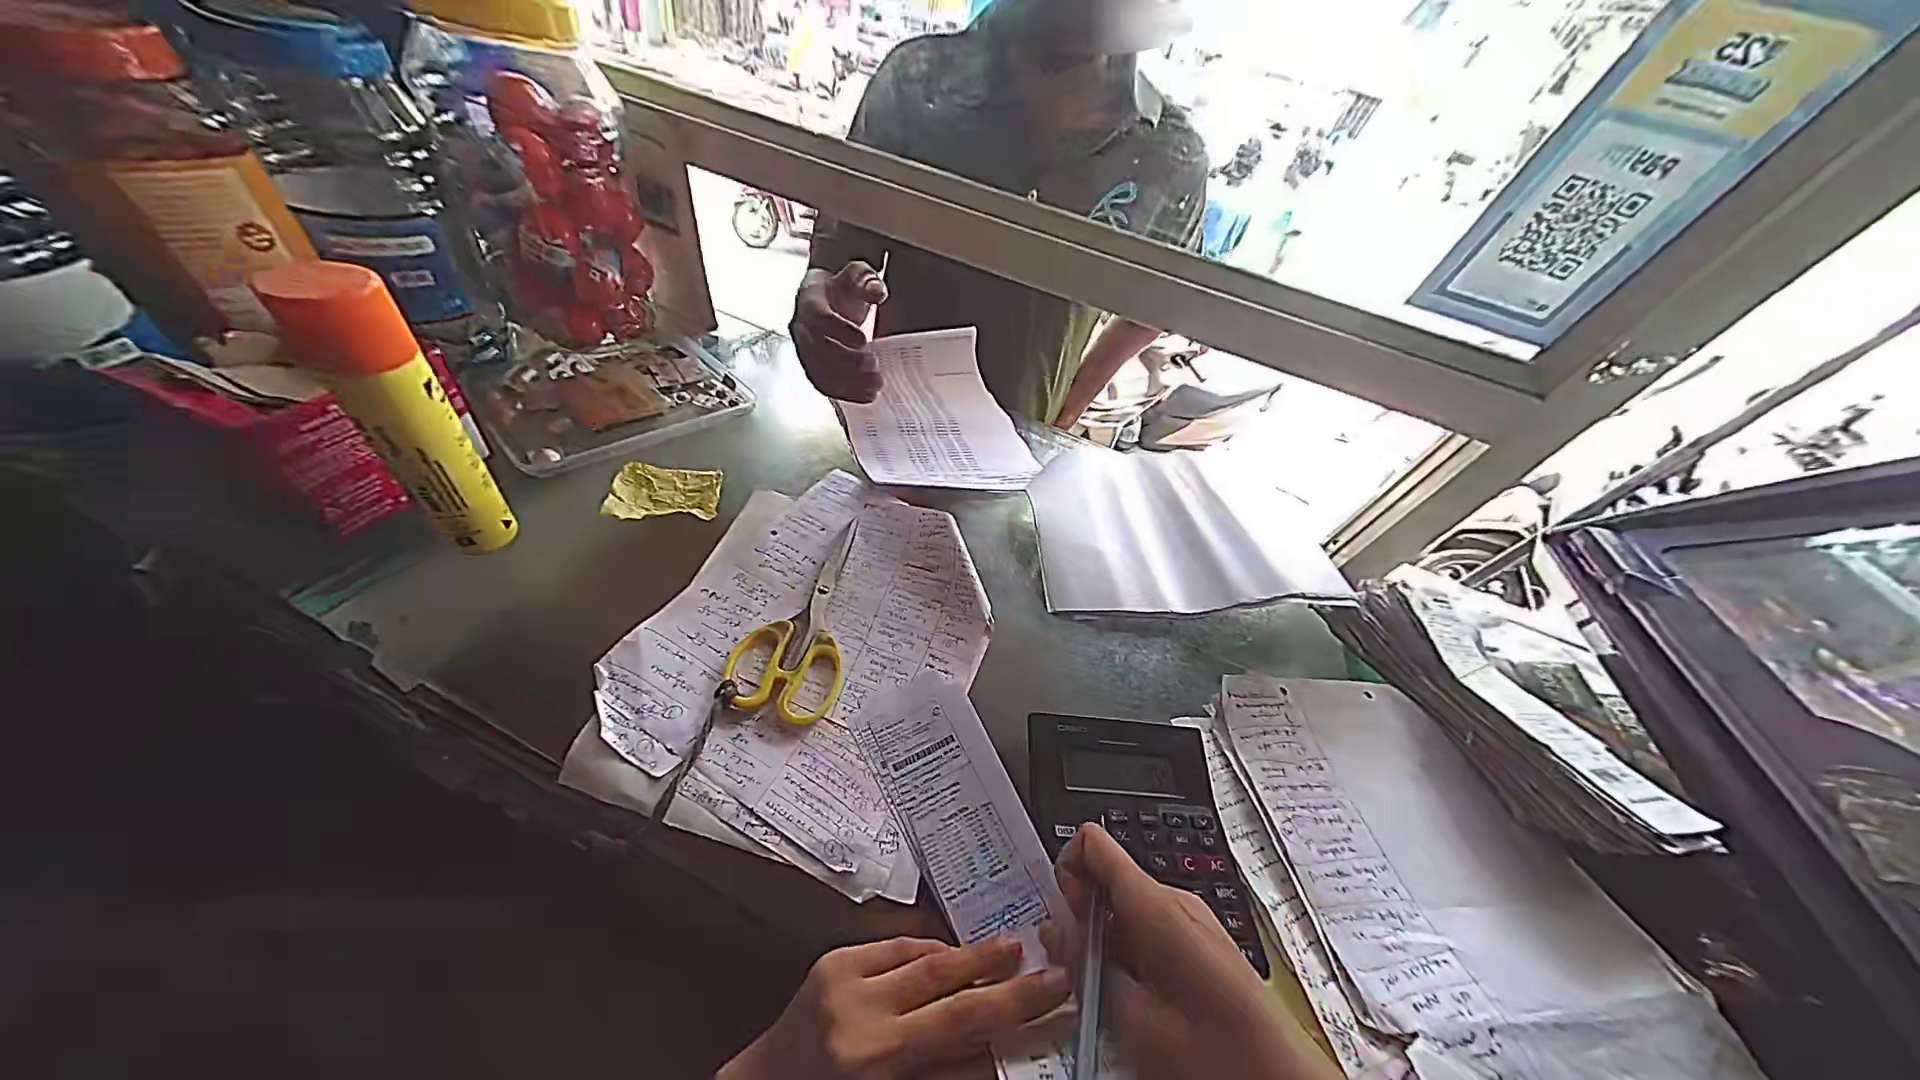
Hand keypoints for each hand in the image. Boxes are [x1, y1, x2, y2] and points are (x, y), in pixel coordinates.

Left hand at [719, 936, 1069, 1079]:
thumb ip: (943, 1067)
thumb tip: (996, 1043)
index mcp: (872, 1056)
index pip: (959, 1020)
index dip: (1011, 1002)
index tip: (1048, 986)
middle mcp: (857, 1009)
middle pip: (943, 976)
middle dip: (994, 964)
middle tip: (1034, 956)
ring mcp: (842, 976)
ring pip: (919, 953)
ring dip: (963, 953)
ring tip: (1001, 950)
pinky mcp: (833, 959)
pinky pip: (893, 946)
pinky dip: (924, 950)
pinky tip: (946, 954)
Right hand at [791, 261, 888, 402]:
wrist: (829, 300)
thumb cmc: (841, 289)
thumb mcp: (856, 275)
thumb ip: (867, 280)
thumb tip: (879, 292)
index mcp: (809, 301)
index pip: (819, 318)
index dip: (839, 330)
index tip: (863, 339)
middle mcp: (802, 329)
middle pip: (819, 350)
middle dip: (848, 361)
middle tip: (874, 366)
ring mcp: (806, 352)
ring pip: (821, 372)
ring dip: (849, 382)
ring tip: (875, 384)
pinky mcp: (814, 368)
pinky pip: (825, 385)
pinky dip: (846, 393)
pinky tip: (867, 395)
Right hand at [1043, 825, 1339, 1079]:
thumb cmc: (1218, 1057)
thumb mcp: (1130, 1016)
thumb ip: (1084, 963)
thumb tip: (1055, 928)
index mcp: (1155, 903)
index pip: (1093, 841)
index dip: (1068, 871)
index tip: (1065, 918)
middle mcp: (1175, 899)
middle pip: (1107, 875)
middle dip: (1083, 914)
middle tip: (1084, 968)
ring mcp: (1190, 918)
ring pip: (1125, 904)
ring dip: (1105, 939)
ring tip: (1113, 994)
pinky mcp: (1199, 939)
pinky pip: (1148, 925)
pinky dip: (1129, 951)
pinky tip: (1137, 997)